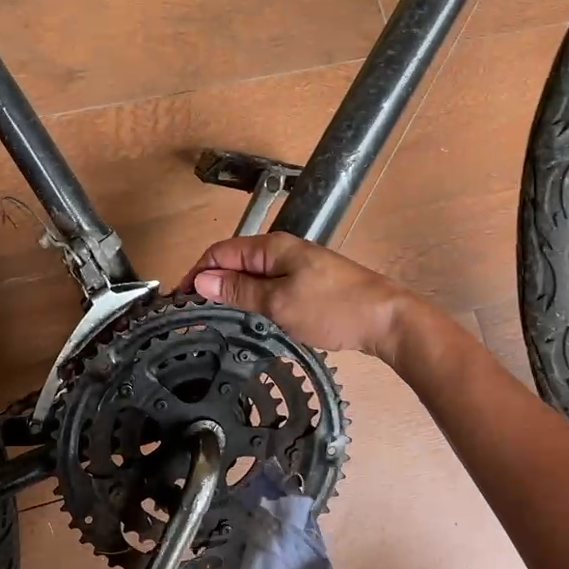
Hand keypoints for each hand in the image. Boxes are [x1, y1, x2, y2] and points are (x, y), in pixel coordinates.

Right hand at [179, 233, 424, 367]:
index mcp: (272, 247)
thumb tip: (203, 281)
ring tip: (217, 319)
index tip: (180, 300)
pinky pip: (270, 286)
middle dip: (212, 284)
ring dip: (233, 293)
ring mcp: (298, 267)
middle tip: (194, 314)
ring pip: (253, 276)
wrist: (388, 320)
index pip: (220, 252)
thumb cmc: (335, 308)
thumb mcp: (279, 303)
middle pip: (235, 262)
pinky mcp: (310, 285)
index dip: (196, 274)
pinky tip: (251, 320)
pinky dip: (254, 300)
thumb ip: (239, 291)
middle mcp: (283, 251)